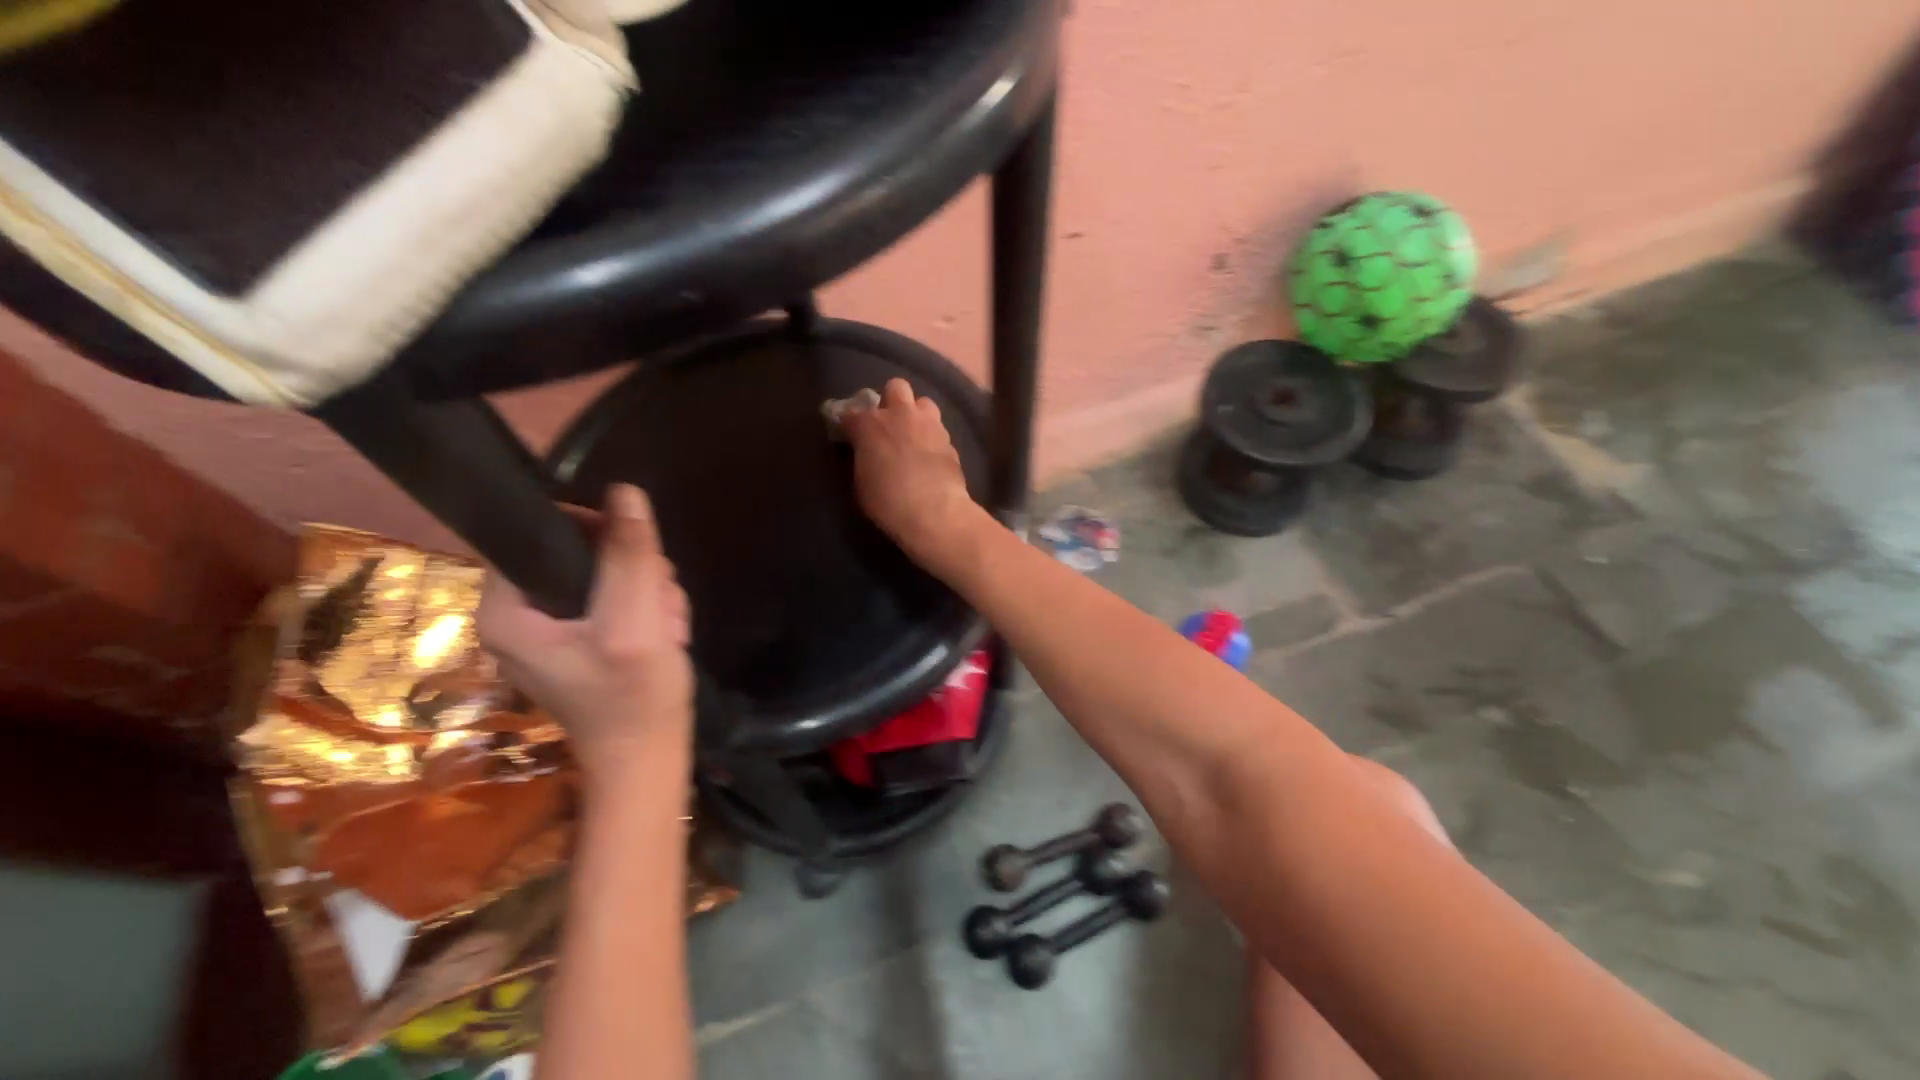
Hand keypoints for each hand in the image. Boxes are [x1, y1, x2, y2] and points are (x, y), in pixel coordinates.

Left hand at [476, 484, 692, 784]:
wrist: (649, 762)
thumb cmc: (632, 700)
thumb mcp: (634, 622)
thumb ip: (628, 556)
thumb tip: (625, 492)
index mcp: (504, 609)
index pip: (536, 534)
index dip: (589, 531)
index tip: (633, 556)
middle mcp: (518, 614)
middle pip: (579, 553)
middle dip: (634, 573)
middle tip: (658, 608)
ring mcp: (551, 629)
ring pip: (607, 573)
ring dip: (649, 592)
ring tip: (666, 629)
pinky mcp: (580, 640)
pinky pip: (617, 597)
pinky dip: (648, 611)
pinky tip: (664, 636)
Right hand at [841, 378, 985, 565]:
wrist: (934, 511)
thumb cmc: (887, 500)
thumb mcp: (861, 481)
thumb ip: (863, 456)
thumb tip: (867, 451)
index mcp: (870, 424)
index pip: (851, 412)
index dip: (849, 424)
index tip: (849, 435)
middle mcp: (900, 414)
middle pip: (895, 387)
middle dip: (890, 401)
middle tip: (888, 423)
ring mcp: (929, 423)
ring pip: (923, 402)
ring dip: (916, 414)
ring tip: (913, 434)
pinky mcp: (949, 439)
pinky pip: (938, 428)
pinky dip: (931, 436)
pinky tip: (929, 454)